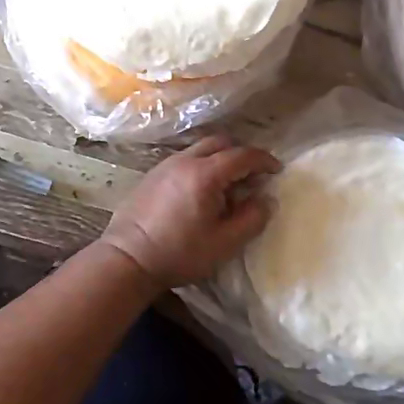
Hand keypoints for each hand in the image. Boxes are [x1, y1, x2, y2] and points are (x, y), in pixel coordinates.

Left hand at [99, 136, 279, 287]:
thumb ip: (252, 219)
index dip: (264, 160)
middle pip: (221, 143)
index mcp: (206, 174)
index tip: (277, 170)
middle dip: (242, 154)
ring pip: (201, 149)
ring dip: (220, 158)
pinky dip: (202, 165)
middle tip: (253, 175)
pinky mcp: (152, 175)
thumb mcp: (225, 243)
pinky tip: (202, 190)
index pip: (243, 155)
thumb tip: (267, 200)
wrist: (126, 260)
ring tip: (228, 184)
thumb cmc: (179, 253)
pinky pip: (185, 159)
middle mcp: (186, 160)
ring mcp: (166, 165)